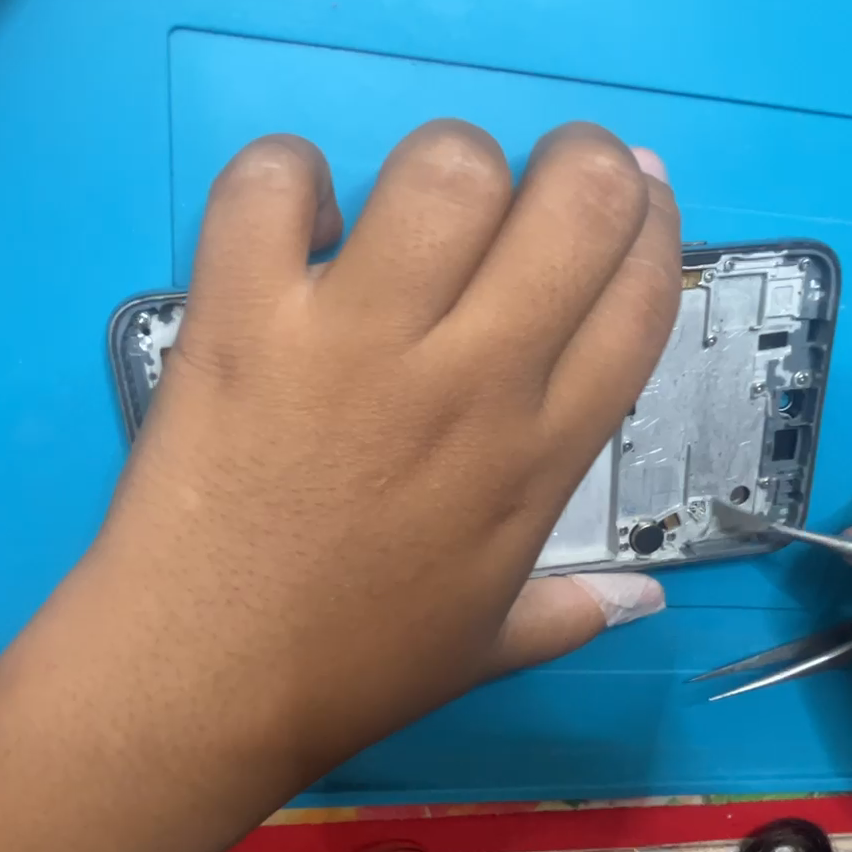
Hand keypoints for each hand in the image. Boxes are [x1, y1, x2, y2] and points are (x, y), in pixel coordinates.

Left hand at [83, 120, 679, 749]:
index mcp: (537, 456)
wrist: (203, 686)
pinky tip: (294, 235)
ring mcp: (353, 345)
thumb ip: (573, 614)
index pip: (639, 296)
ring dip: (444, 173)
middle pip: (577, 199)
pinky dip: (287, 184)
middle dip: (578, 165)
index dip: (649, 226)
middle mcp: (468, 381)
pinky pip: (275, 185)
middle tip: (527, 196)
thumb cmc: (350, 670)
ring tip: (407, 223)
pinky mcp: (243, 323)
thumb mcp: (485, 649)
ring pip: (445, 169)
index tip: (626, 208)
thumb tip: (646, 603)